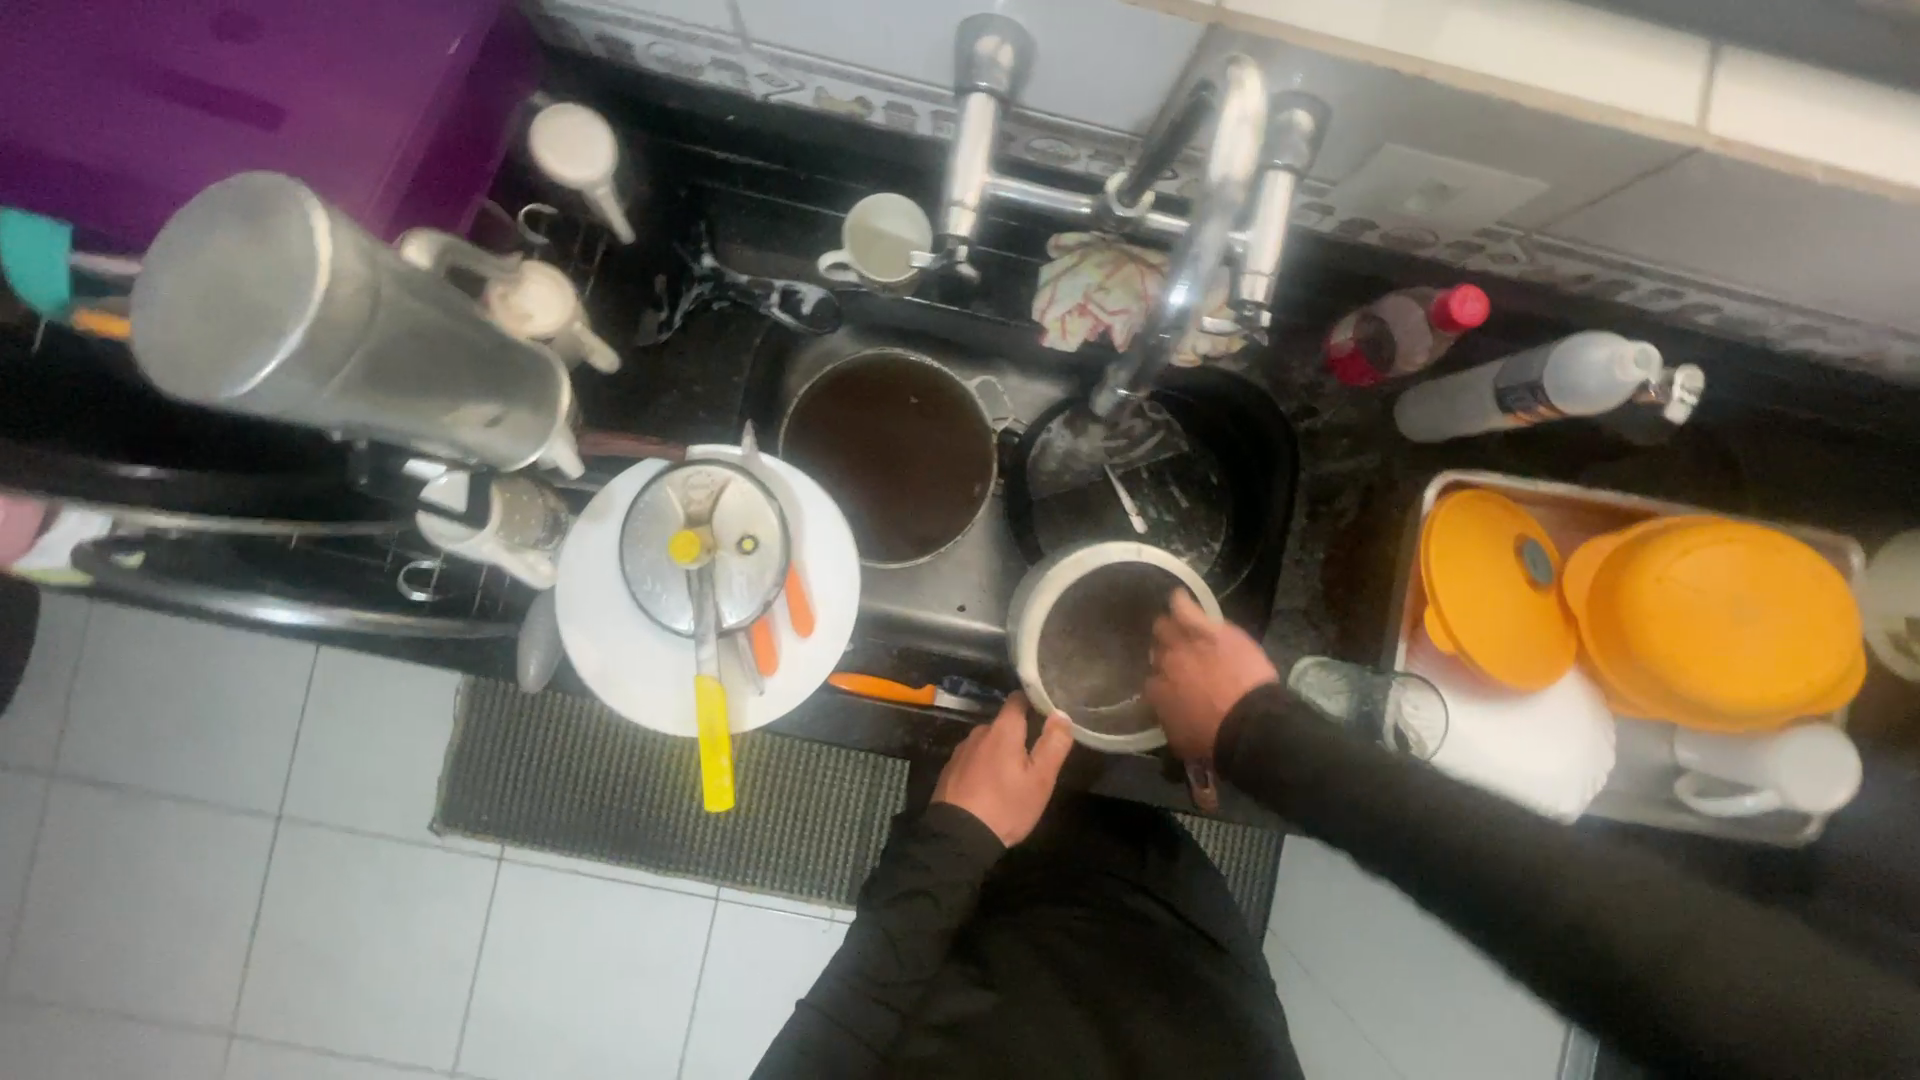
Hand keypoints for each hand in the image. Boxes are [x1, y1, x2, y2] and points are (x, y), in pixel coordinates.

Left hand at [932, 692, 1074, 846]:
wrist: (958, 836)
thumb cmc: (1006, 806)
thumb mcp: (1040, 779)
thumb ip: (1053, 744)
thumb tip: (1060, 713)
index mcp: (1003, 730)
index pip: (1017, 699)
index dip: (1033, 702)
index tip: (1047, 714)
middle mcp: (979, 732)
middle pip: (1003, 723)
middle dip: (1019, 734)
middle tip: (1035, 756)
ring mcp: (961, 751)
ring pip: (988, 742)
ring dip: (1000, 751)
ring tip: (1013, 774)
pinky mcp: (950, 769)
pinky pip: (973, 758)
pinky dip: (984, 765)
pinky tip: (990, 786)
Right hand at [1145, 589, 1279, 760]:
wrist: (1249, 724)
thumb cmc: (1217, 739)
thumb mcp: (1182, 739)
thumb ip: (1170, 719)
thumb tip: (1167, 712)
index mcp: (1157, 693)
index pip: (1151, 682)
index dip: (1163, 682)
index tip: (1173, 686)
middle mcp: (1164, 664)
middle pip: (1156, 649)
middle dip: (1164, 652)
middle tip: (1179, 658)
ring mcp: (1184, 644)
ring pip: (1166, 626)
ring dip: (1170, 628)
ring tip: (1177, 625)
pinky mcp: (1207, 630)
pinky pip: (1185, 609)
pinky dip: (1181, 603)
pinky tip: (1179, 597)